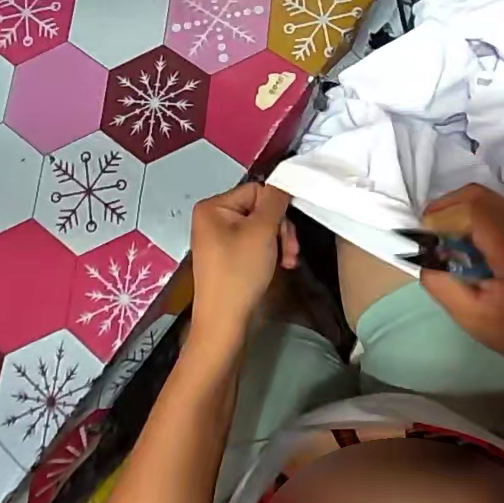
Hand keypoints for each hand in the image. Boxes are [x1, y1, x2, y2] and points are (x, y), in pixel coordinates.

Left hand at [187, 182, 297, 352]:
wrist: (225, 322)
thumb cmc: (239, 273)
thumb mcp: (261, 231)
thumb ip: (275, 201)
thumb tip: (285, 179)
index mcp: (213, 207)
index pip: (256, 191)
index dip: (276, 209)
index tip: (287, 232)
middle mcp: (213, 218)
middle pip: (260, 209)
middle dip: (280, 229)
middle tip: (290, 251)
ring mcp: (220, 239)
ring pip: (262, 228)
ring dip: (280, 242)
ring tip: (288, 261)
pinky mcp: (229, 257)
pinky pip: (255, 243)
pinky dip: (271, 253)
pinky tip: (281, 266)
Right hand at [416, 185, 503, 375]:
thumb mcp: (470, 317)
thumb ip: (440, 283)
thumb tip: (423, 254)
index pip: (473, 209)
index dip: (442, 216)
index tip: (427, 238)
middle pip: (478, 197)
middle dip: (447, 209)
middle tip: (431, 234)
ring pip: (489, 201)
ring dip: (463, 215)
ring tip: (452, 244)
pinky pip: (502, 212)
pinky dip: (480, 221)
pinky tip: (476, 249)